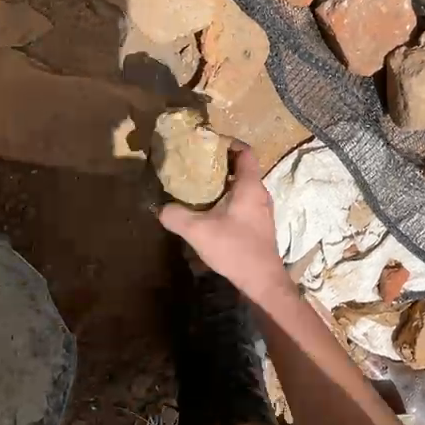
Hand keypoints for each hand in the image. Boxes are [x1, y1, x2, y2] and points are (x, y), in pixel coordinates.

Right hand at [159, 143, 292, 305]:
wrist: (262, 282)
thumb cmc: (235, 249)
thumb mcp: (197, 231)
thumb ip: (176, 216)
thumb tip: (161, 208)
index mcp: (250, 186)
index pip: (245, 152)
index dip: (228, 143)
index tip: (208, 144)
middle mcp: (260, 194)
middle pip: (243, 168)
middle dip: (221, 164)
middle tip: (198, 165)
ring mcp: (263, 210)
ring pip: (244, 187)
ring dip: (225, 183)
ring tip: (201, 188)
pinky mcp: (260, 225)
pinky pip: (245, 202)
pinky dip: (230, 199)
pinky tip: (212, 212)